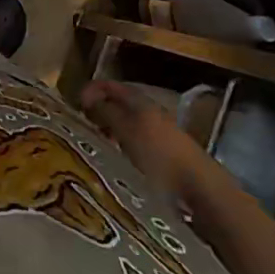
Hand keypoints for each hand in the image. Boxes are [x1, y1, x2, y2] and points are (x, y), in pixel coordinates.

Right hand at [82, 80, 218, 204]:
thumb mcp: (126, 131)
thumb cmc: (159, 156)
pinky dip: (121, 146)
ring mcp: (159, 133)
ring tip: (95, 145)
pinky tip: (117, 162)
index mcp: (140, 102)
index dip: (92, 89)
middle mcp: (150, 112)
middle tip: (81, 125)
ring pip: (127, 124)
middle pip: (119, 104)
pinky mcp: (164, 154)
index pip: (111, 85)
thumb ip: (107, 112)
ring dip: (110, 130)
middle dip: (99, 110)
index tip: (74, 105)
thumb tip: (89, 98)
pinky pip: (135, 143)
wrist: (200, 187)